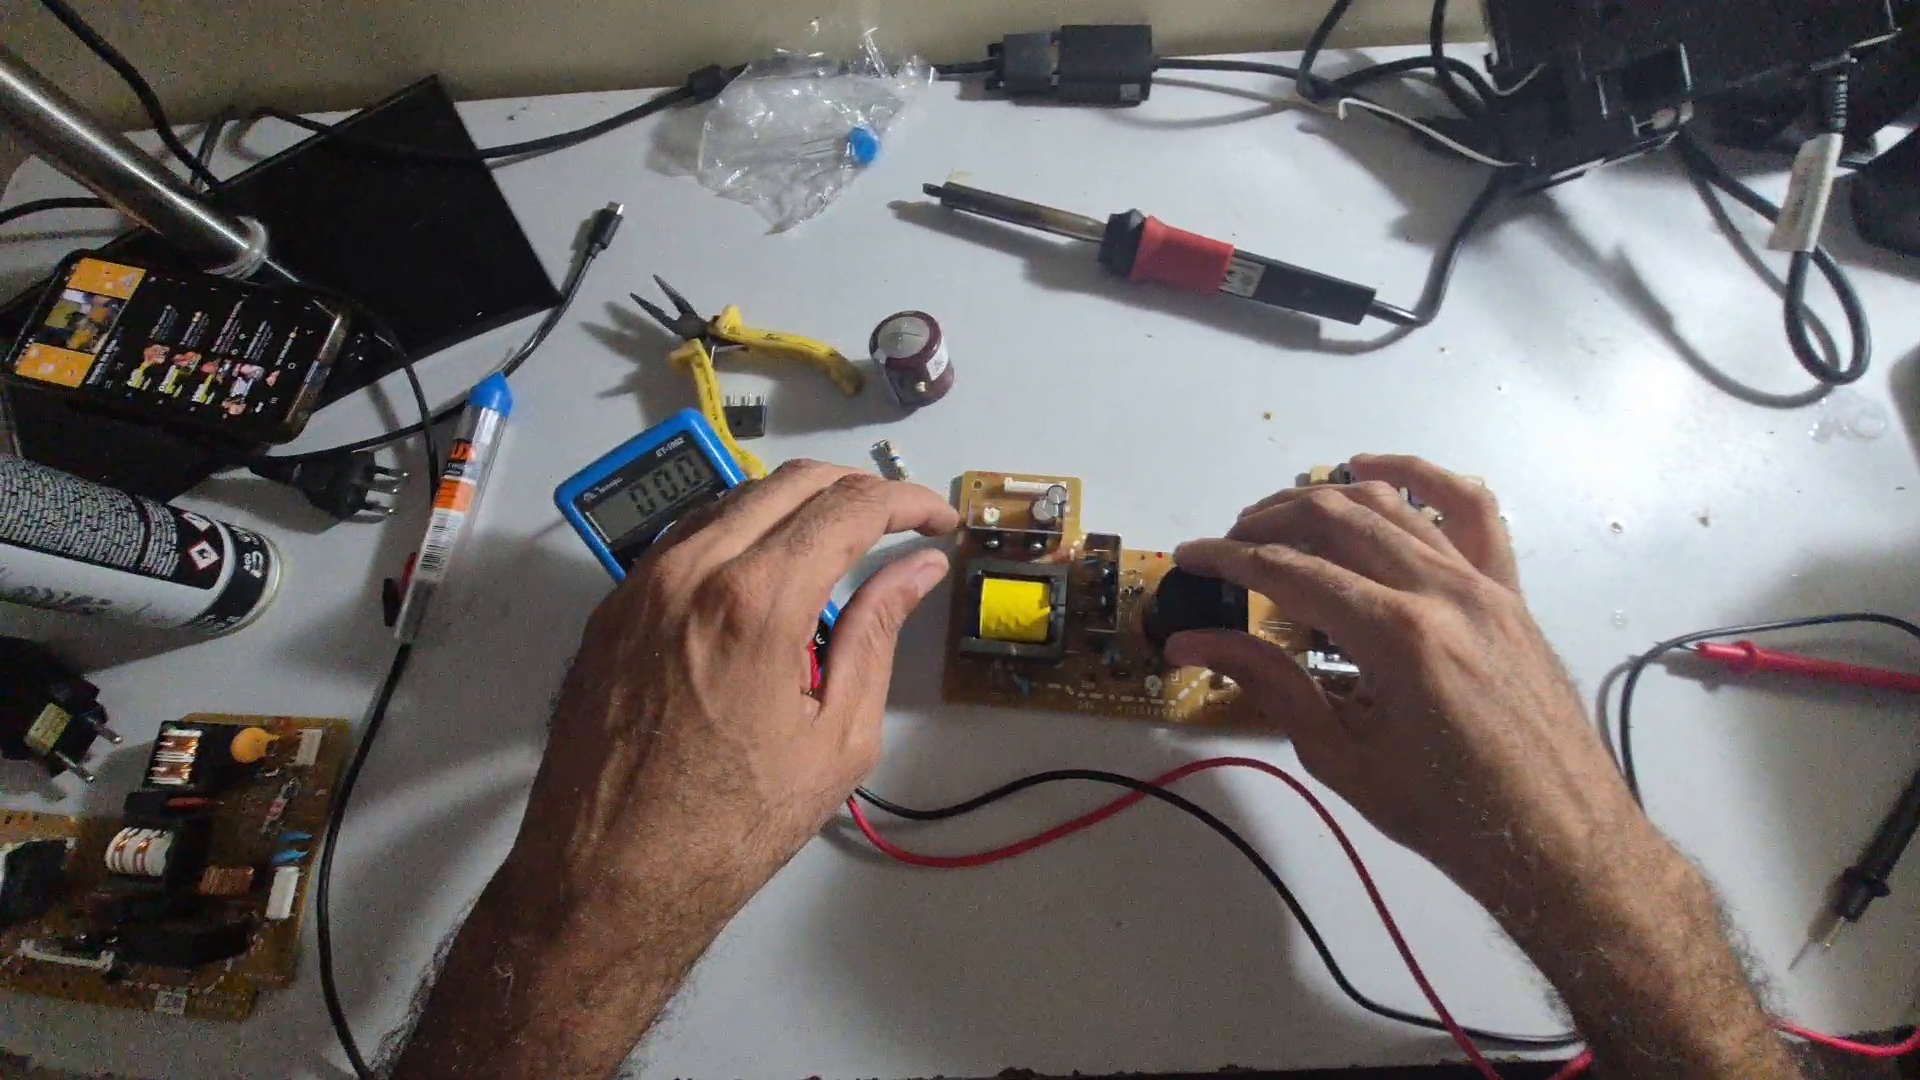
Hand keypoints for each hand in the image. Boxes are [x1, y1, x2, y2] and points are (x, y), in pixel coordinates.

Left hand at [512, 461, 959, 920]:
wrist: (604, 878)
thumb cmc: (735, 823)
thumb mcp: (838, 736)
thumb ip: (878, 632)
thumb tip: (917, 568)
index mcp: (758, 601)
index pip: (850, 508)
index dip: (909, 502)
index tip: (938, 520)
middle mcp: (694, 567)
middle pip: (796, 480)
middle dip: (861, 489)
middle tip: (898, 522)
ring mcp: (644, 578)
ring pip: (741, 495)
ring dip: (804, 503)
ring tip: (842, 543)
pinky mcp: (616, 600)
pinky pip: (695, 531)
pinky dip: (749, 528)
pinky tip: (772, 567)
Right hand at [1168, 455, 1652, 904]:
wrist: (1564, 843)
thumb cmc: (1445, 813)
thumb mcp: (1338, 753)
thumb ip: (1265, 680)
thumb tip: (1188, 642)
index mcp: (1398, 636)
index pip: (1288, 571)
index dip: (1226, 560)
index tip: (1188, 558)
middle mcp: (1441, 590)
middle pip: (1332, 520)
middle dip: (1264, 522)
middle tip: (1225, 548)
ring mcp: (1482, 582)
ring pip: (1387, 502)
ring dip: (1320, 498)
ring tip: (1275, 520)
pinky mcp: (1506, 587)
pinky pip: (1468, 507)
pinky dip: (1417, 475)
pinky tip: (1372, 469)